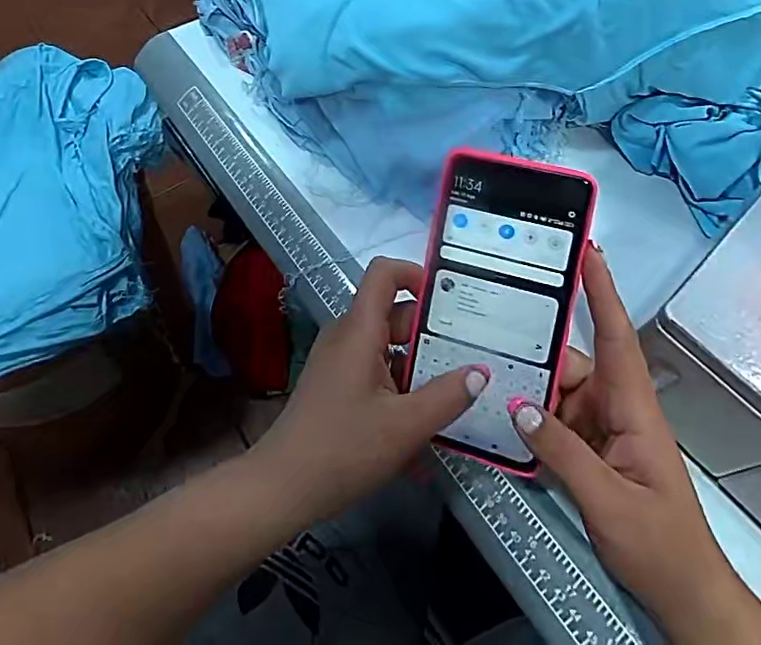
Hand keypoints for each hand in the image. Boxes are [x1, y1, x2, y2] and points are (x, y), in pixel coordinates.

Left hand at [247, 257, 484, 524]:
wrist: (280, 489)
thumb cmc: (342, 450)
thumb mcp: (405, 427)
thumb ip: (446, 396)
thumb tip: (480, 372)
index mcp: (359, 330)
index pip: (384, 273)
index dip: (417, 273)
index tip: (451, 297)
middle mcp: (347, 335)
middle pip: (394, 312)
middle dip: (432, 328)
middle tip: (471, 349)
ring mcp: (339, 360)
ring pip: (388, 344)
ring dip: (419, 360)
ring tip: (458, 384)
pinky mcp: (337, 383)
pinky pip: (376, 367)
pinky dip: (401, 381)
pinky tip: (425, 414)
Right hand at [512, 245, 760, 643]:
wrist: (684, 594)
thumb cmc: (661, 546)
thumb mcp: (607, 501)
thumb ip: (561, 451)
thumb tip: (519, 405)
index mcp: (634, 408)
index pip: (617, 337)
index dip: (603, 291)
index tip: (588, 252)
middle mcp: (618, 408)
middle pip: (573, 366)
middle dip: (538, 357)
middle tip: (496, 341)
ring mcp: (605, 429)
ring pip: (559, 393)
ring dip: (530, 394)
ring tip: (490, 388)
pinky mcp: (592, 449)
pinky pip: (556, 421)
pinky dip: (532, 421)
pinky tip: (504, 421)